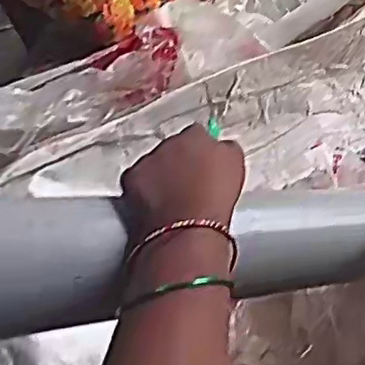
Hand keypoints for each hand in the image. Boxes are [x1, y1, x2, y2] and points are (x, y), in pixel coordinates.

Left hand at [119, 125, 245, 235]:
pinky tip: (154, 204)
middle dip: (177, 161)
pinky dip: (142, 190)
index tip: (203, 165)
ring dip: (159, 175)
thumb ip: (225, 148)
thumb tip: (220, 146)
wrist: (187, 231)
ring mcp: (146, 160)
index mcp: (195, 136)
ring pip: (152, 163)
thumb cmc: (216, 201)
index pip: (196, 134)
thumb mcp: (235, 166)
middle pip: (172, 147)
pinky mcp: (129, 179)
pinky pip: (136, 180)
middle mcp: (168, 143)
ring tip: (170, 198)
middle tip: (187, 183)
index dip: (200, 150)